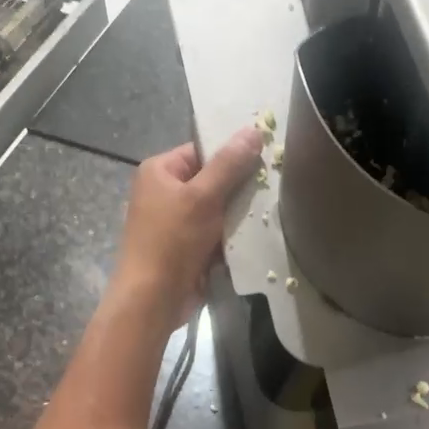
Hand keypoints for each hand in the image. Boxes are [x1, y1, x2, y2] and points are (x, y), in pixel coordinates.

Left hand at [115, 127, 262, 325]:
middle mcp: (166, 193)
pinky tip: (258, 236)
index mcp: (160, 171)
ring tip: (272, 211)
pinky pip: (218, 235)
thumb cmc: (172, 241)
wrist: (154, 298)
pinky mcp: (189, 249)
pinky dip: (234, 237)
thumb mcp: (203, 196)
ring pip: (219, 210)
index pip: (202, 150)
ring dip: (241, 215)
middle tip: (275, 186)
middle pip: (213, 180)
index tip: (265, 157)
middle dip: (240, 188)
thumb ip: (229, 165)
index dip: (232, 153)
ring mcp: (178, 223)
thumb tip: (254, 130)